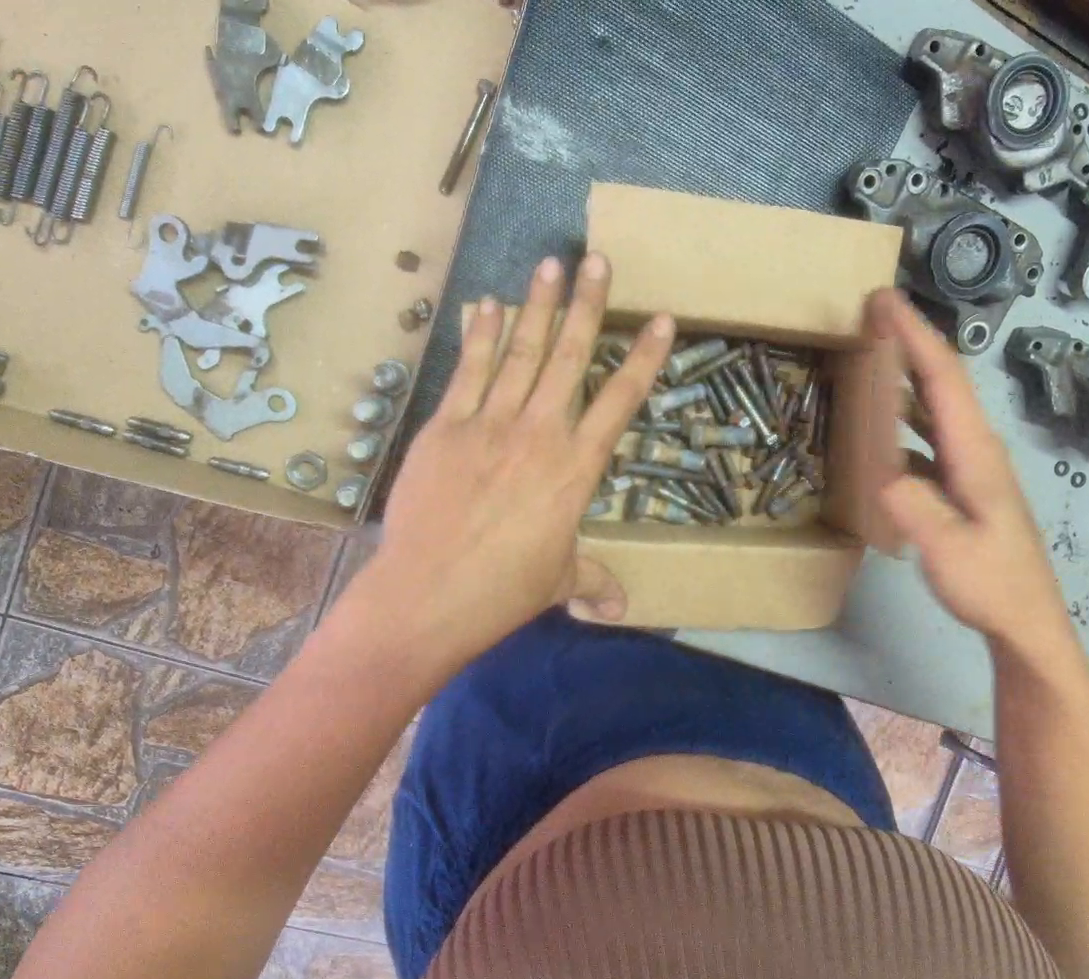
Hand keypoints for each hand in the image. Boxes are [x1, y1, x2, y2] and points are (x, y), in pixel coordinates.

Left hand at [358, 254, 674, 661]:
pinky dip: (480, 336)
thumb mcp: (558, 581)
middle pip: (569, 357)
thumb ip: (592, 582)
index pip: (620, 401)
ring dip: (536, 306)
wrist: (428, 593)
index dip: (643, 357)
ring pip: (520, 353)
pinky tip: (487, 304)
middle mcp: (539, 433)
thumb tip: (618, 609)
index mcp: (576, 469)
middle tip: (596, 259)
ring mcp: (488, 424)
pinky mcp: (444, 427)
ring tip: (548, 263)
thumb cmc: (503, 591)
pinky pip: (468, 371)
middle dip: (587, 305)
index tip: (660, 319)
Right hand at [869, 291, 1070, 652]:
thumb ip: (914, 509)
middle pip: (943, 381)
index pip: (943, 379)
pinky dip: (905, 417)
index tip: (882, 300)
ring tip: (870, 356)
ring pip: (937, 406)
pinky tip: (881, 428)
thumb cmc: (992, 586)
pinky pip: (930, 436)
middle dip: (908, 341)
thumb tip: (882, 472)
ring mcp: (973, 467)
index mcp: (976, 453)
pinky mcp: (964, 485)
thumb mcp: (948, 552)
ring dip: (906, 376)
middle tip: (869, 314)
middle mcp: (977, 448)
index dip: (913, 335)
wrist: (1025, 620)